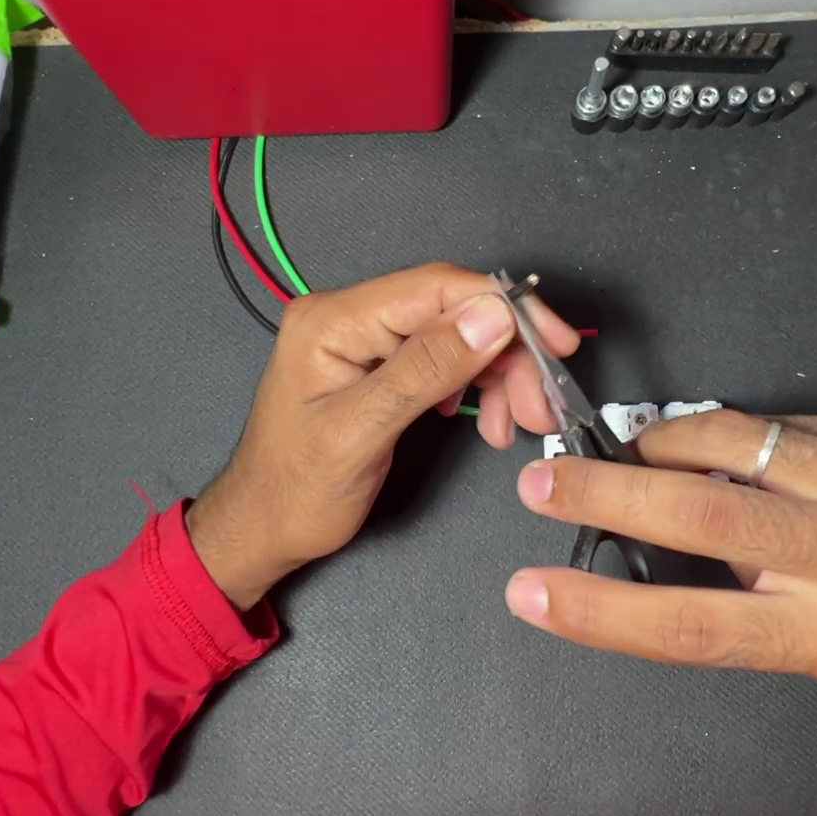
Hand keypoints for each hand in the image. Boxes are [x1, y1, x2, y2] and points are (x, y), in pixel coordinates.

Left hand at [189, 264, 578, 609]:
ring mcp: (364, 340)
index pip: (437, 287)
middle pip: (452, 310)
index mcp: (332, 321)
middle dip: (506, 353)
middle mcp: (348, 318)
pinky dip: (475, 386)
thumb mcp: (360, 433)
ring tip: (511, 422)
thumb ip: (423, 371)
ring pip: (456, 336)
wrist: (262, 527)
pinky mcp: (380, 365)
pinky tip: (483, 416)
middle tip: (537, 404)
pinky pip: (443, 359)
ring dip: (496, 375)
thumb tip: (490, 317)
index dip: (505, 309)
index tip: (554, 342)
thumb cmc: (294, 492)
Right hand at [504, 412, 816, 688]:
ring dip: (652, 446)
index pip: (692, 624)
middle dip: (603, 492)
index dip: (599, 610)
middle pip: (701, 515)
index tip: (533, 592)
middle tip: (541, 481)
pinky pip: (769, 423)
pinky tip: (689, 439)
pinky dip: (709, 430)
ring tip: (615, 453)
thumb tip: (667, 535)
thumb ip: (746, 596)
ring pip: (729, 446)